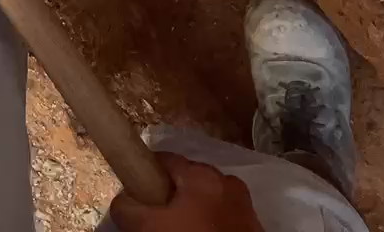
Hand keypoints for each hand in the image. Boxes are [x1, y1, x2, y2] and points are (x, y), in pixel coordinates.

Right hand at [106, 154, 263, 231]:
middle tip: (160, 222)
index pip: (162, 160)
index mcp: (203, 174)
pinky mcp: (258, 230)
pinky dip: (212, 227)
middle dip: (171, 198)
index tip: (140, 198)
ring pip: (206, 202)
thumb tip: (125, 198)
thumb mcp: (145, 226)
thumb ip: (126, 205)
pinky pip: (224, 220)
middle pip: (186, 182)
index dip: (146, 177)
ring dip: (193, 215)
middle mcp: (229, 182)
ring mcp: (247, 209)